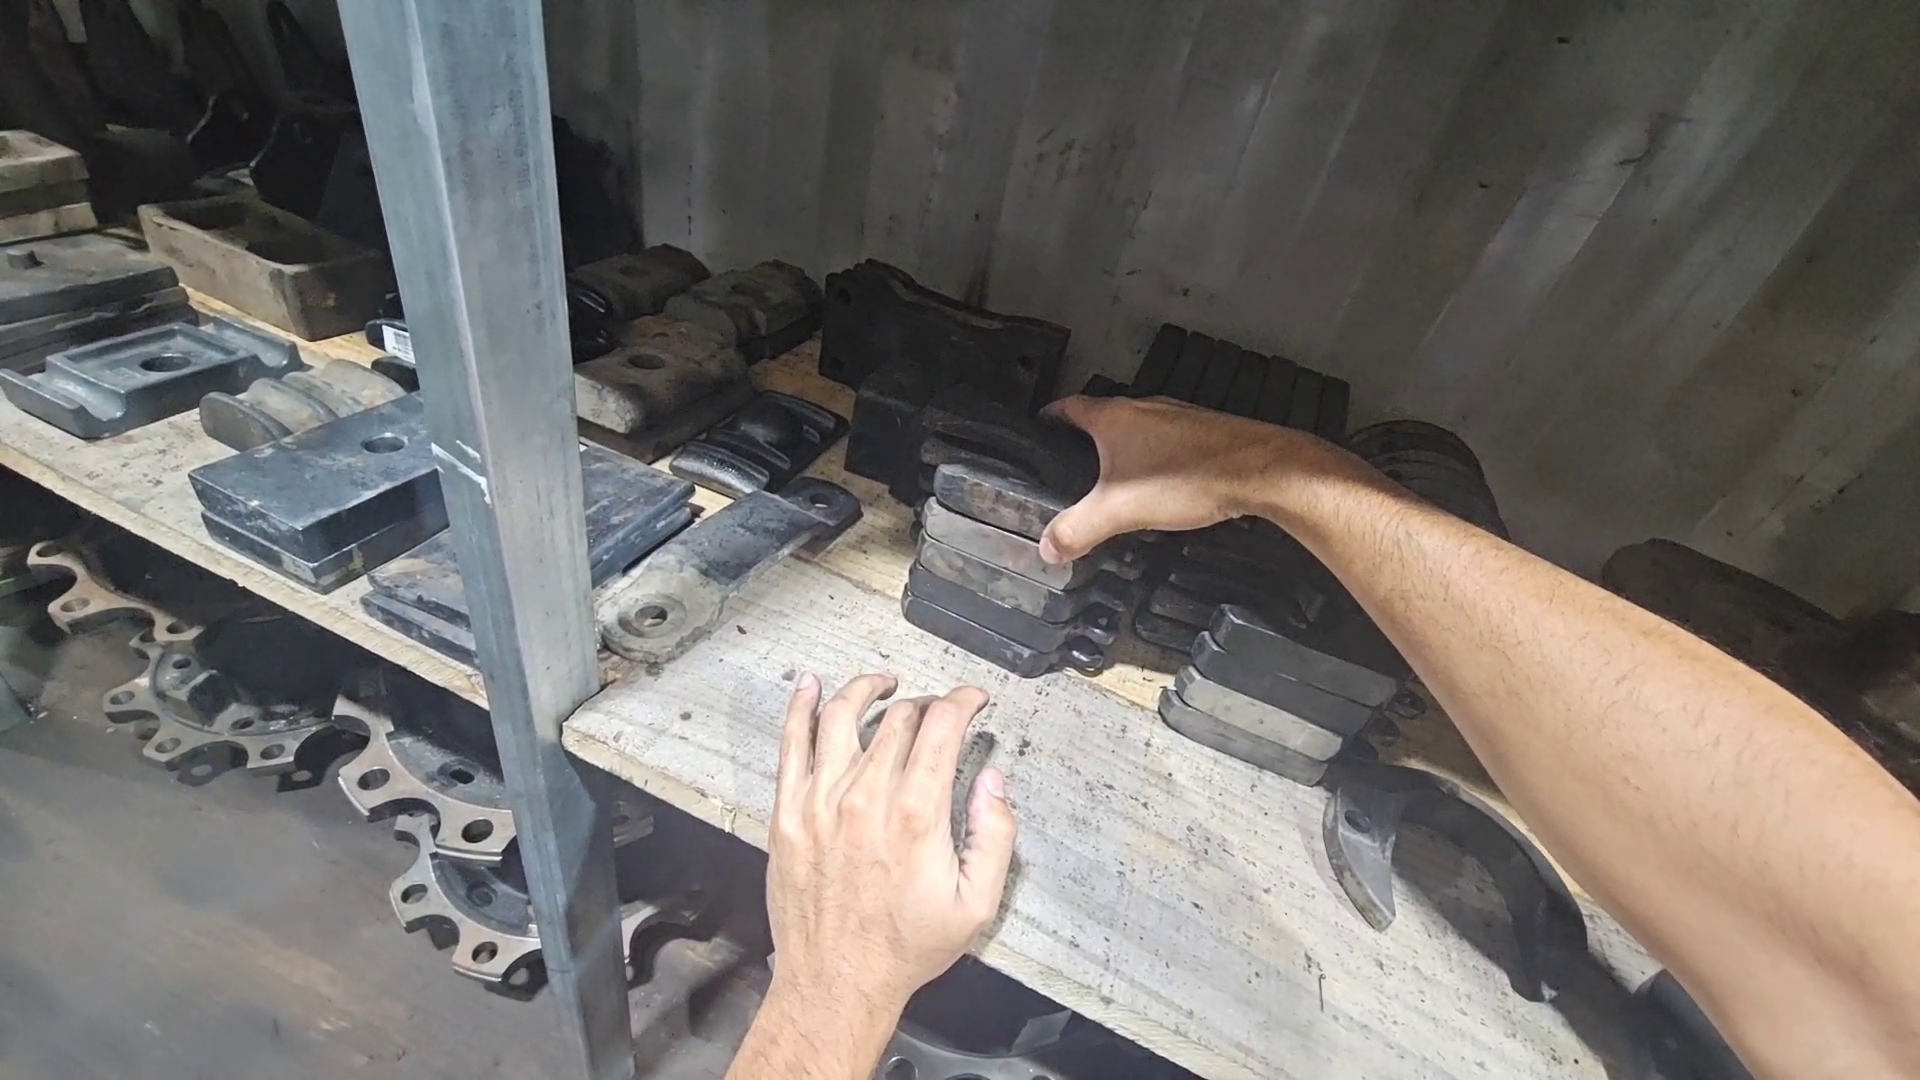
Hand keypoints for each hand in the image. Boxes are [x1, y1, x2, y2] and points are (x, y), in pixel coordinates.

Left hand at [766, 672, 1016, 1016]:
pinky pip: (791, 743)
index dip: (963, 700)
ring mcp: (821, 799)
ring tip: (883, 683)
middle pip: (900, 717)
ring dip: (867, 688)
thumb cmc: (902, 946)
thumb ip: (995, 834)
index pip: (942, 726)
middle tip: (937, 710)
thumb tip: (993, 782)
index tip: (971, 699)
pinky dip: (799, 706)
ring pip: (842, 715)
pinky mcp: (789, 810)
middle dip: (927, 702)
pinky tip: (808, 685)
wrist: (836, 981)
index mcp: (915, 813)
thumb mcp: (976, 903)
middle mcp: (866, 796)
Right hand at [1039, 395, 1365, 561]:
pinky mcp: (1203, 431)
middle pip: (1102, 416)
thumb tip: (1047, 547)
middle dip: (1085, 438)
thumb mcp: (1120, 511)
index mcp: (1114, 418)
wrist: (1262, 470)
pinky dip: (1154, 456)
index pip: (1069, 406)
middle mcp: (1144, 408)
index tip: (1040, 426)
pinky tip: (1160, 482)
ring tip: (1112, 477)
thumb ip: (1078, 530)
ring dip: (1122, 446)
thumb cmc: (1190, 477)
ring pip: (1136, 427)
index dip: (1050, 417)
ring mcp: (1176, 417)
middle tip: (1072, 462)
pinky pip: (1166, 439)